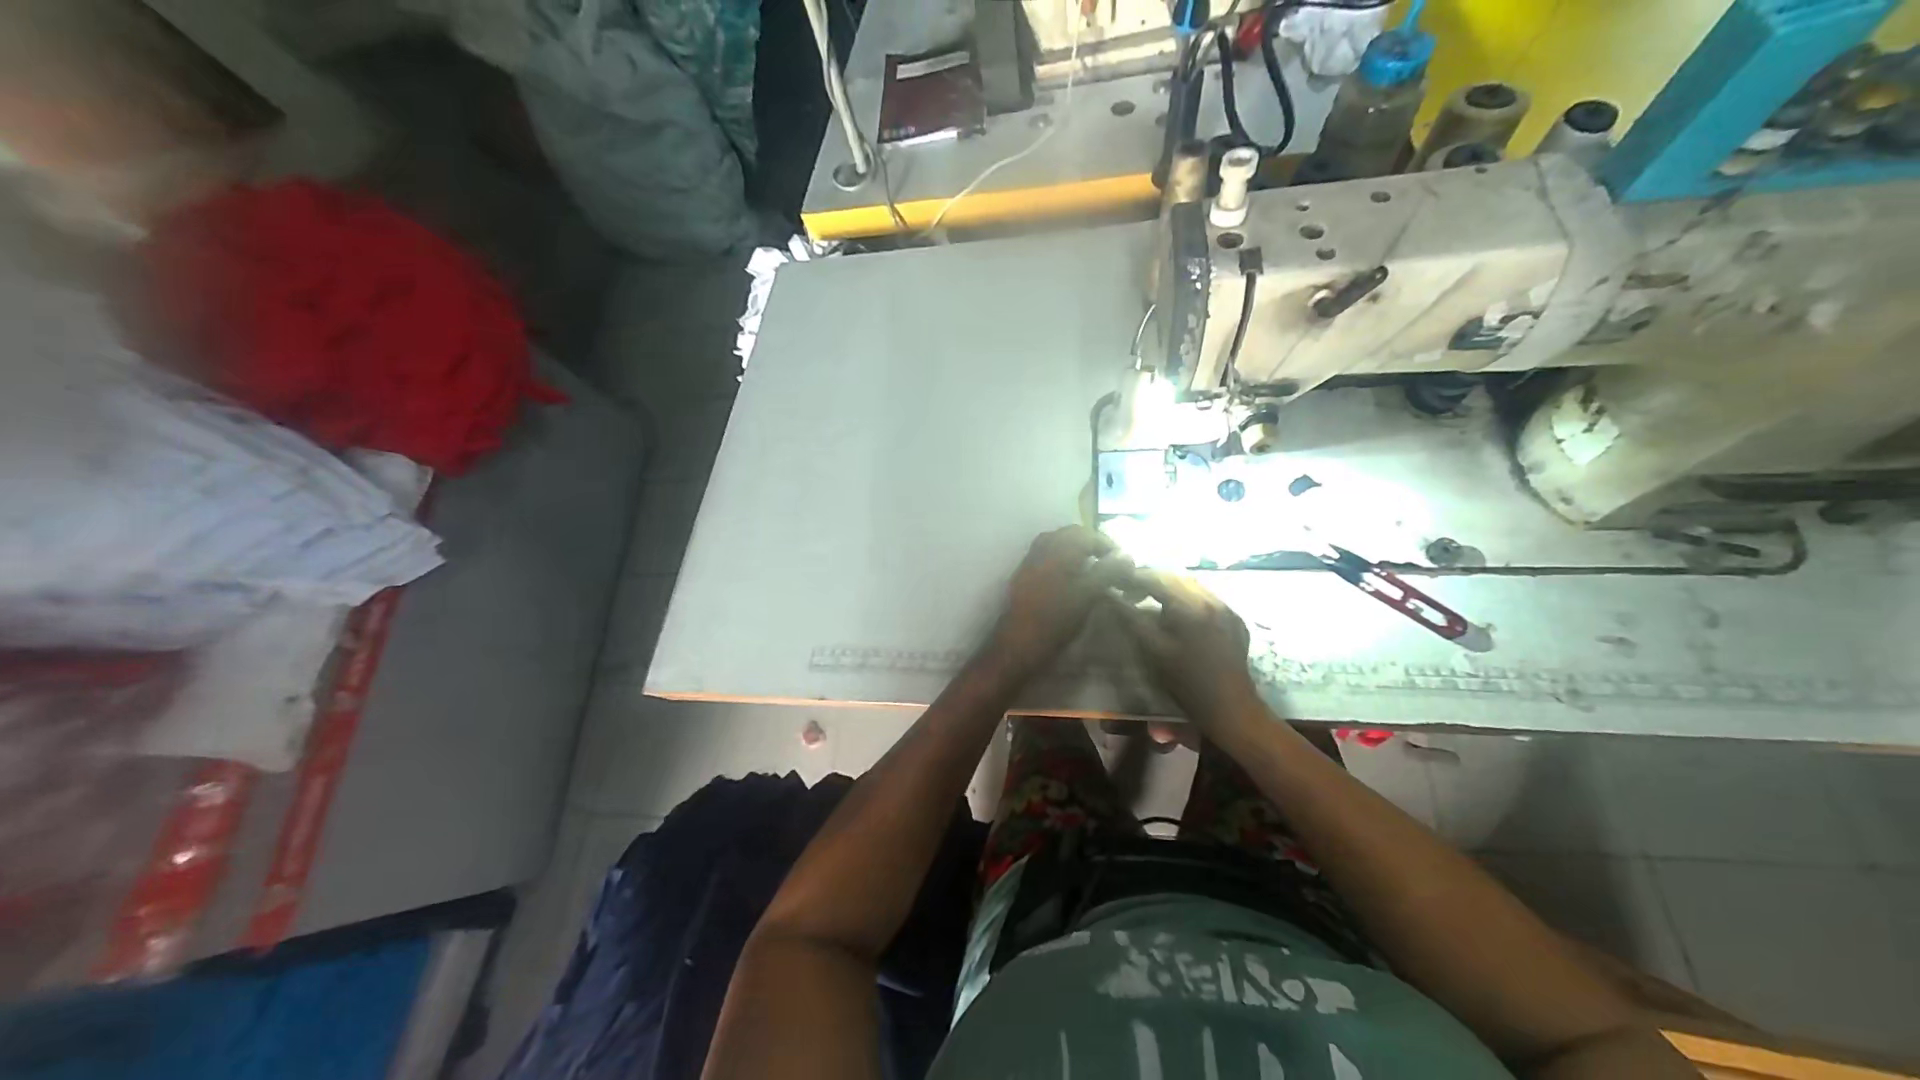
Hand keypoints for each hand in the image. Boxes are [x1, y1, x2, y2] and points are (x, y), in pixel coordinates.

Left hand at [986, 526, 1132, 677]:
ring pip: (1058, 543)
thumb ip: (1109, 570)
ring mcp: (1030, 559)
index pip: (1090, 534)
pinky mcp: (1023, 574)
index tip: (1123, 562)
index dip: (1109, 545)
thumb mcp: (1089, 594)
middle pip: (1072, 534)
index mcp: (1059, 546)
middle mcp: (1043, 546)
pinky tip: (1071, 577)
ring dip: (1077, 551)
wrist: (1018, 641)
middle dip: (1093, 545)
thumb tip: (1127, 555)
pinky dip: (1062, 559)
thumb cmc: (1057, 617)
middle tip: (1109, 562)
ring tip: (1092, 569)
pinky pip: (1047, 555)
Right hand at [1113, 570, 1263, 735]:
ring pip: (1194, 586)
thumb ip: (1133, 619)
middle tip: (1132, 592)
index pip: (1156, 579)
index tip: (1117, 584)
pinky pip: (1208, 599)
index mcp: (1190, 605)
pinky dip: (1189, 600)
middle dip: (1152, 581)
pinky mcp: (1235, 621)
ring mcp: (1227, 609)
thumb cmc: (1187, 682)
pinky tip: (1181, 615)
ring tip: (1154, 601)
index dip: (1133, 578)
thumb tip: (1111, 596)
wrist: (1231, 707)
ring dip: (1171, 588)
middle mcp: (1211, 599)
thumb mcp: (1154, 651)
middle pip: (1176, 577)